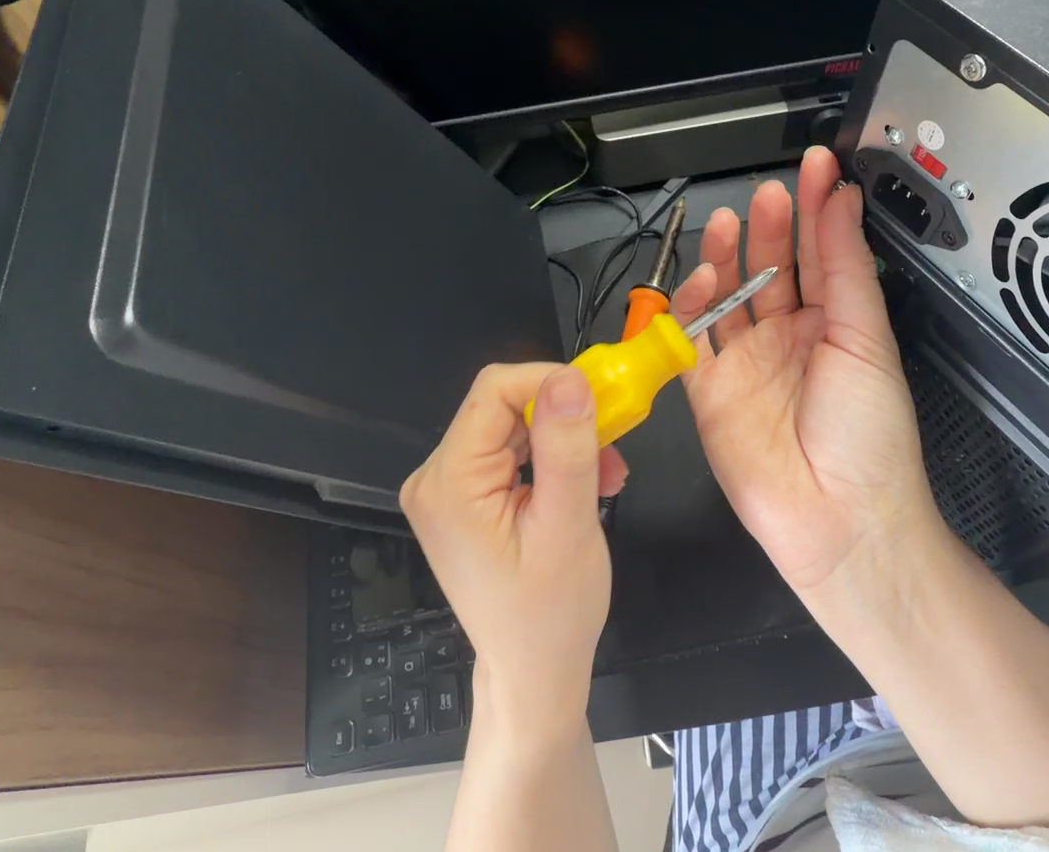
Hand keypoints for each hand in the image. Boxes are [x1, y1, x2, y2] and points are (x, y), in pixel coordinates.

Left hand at [400, 364, 626, 716]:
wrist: (534, 671)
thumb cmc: (552, 613)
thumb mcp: (568, 527)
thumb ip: (566, 450)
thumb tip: (570, 377)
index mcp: (449, 484)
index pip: (494, 391)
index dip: (549, 382)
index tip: (602, 402)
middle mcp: (435, 478)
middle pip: (503, 407)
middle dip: (563, 420)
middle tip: (613, 449)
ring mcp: (447, 490)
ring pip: (512, 428)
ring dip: (563, 443)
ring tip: (605, 478)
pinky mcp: (464, 501)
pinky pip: (509, 455)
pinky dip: (550, 462)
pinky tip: (583, 486)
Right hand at [670, 146, 946, 601]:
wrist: (838, 520)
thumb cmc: (869, 438)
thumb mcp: (866, 340)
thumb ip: (845, 267)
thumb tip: (843, 201)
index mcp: (833, 327)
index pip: (818, 254)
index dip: (815, 209)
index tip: (815, 165)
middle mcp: (787, 340)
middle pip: (768, 269)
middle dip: (768, 227)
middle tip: (769, 192)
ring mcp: (745, 364)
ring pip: (725, 297)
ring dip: (725, 258)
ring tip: (730, 222)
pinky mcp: (708, 392)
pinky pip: (690, 340)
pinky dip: (688, 307)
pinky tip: (701, 278)